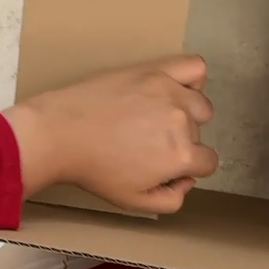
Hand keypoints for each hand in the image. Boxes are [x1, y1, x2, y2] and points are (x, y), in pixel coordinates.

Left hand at [3, 55, 219, 213]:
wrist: (61, 134)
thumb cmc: (93, 168)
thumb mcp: (133, 202)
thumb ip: (171, 200)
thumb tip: (186, 182)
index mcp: (180, 155)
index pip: (208, 162)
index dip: (188, 168)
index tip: (166, 166)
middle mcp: (182, 121)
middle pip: (200, 134)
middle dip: (181, 142)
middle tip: (148, 144)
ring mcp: (169, 91)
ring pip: (201, 104)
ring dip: (188, 114)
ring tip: (157, 119)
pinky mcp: (155, 71)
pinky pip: (194, 67)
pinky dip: (193, 79)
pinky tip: (173, 91)